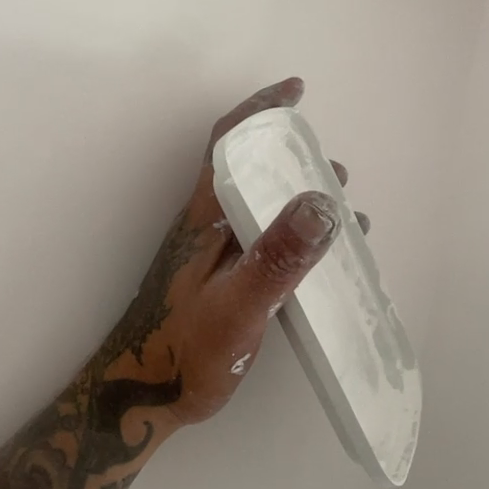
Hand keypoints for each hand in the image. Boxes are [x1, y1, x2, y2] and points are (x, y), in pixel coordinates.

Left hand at [101, 78, 363, 428]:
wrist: (142, 397)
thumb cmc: (183, 352)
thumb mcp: (237, 306)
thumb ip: (276, 258)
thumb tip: (322, 203)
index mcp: (205, 218)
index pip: (229, 143)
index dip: (261, 110)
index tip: (296, 91)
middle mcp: (208, 227)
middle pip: (250, 172)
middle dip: (295, 161)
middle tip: (336, 172)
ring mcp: (215, 256)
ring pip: (262, 210)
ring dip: (302, 202)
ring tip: (346, 216)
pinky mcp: (223, 282)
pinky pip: (266, 245)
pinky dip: (299, 240)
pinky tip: (323, 264)